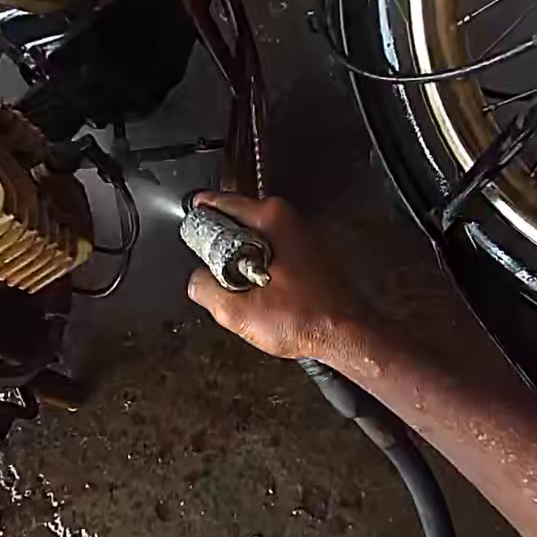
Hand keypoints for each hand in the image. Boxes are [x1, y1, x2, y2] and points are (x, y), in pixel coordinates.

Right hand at [186, 193, 379, 362]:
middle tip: (221, 277)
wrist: (347, 334)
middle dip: (220, 248)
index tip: (190, 234)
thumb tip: (197, 280)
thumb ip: (206, 289)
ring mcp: (299, 234)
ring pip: (251, 240)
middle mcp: (288, 219)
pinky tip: (265, 296)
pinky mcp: (305, 253)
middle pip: (234, 222)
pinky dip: (259, 270)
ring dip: (240, 262)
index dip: (198, 220)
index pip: (219, 202)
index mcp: (272, 219)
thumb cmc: (309, 318)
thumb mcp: (238, 311)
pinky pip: (268, 254)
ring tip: (246, 292)